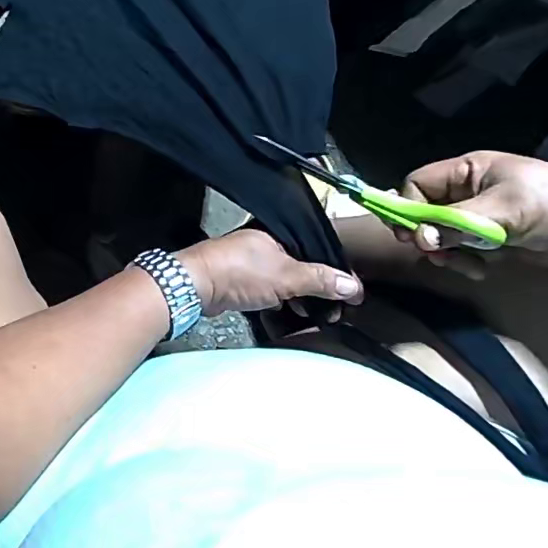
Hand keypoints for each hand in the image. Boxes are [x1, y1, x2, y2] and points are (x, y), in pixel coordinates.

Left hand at [175, 229, 361, 319]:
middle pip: (299, 264)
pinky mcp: (237, 279)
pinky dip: (279, 300)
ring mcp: (247, 261)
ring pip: (282, 278)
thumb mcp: (286, 277)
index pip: (314, 248)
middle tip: (334, 308)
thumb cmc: (239, 272)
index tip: (349, 291)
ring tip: (316, 313)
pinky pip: (267, 288)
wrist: (195, 286)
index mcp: (274, 233)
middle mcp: (261, 243)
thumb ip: (319, 280)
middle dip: (317, 286)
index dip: (333, 270)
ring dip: (299, 296)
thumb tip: (352, 286)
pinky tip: (288, 313)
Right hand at [399, 151, 547, 273]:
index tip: (413, 235)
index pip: (416, 185)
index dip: (409, 208)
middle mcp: (468, 189)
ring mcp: (480, 213)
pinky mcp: (493, 236)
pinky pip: (462, 248)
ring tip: (466, 265)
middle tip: (437, 254)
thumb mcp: (503, 212)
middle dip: (428, 235)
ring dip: (447, 252)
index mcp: (467, 170)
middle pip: (424, 210)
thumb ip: (456, 223)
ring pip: (441, 233)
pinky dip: (465, 260)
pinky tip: (483, 268)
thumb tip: (418, 238)